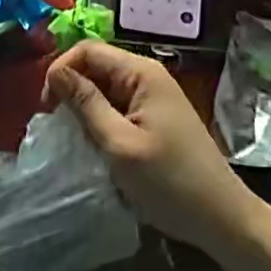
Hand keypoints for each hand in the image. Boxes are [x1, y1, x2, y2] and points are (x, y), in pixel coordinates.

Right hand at [44, 41, 254, 252]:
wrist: (224, 220)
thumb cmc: (170, 182)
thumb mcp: (119, 144)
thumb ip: (86, 104)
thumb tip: (55, 72)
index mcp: (141, 73)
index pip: (87, 50)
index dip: (61, 70)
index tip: (46, 106)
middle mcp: (147, 76)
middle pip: (95, 66)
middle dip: (71, 89)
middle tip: (56, 124)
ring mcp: (152, 97)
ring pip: (104, 88)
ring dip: (84, 107)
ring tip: (73, 136)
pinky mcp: (154, 117)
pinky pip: (117, 106)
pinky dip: (100, 120)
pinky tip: (95, 144)